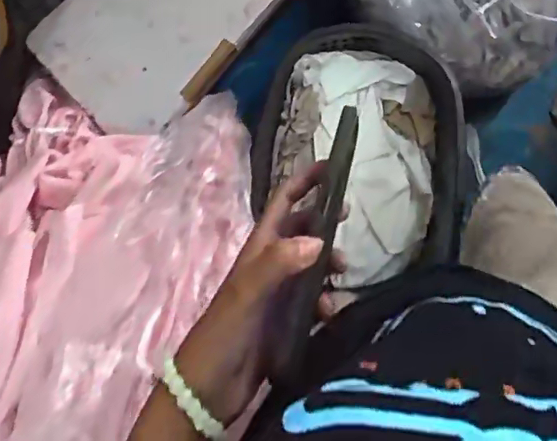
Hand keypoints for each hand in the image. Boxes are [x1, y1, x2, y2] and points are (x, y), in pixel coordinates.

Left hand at [167, 160, 346, 421]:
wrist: (208, 390)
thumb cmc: (225, 331)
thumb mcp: (249, 291)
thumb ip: (280, 262)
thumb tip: (318, 240)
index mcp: (261, 248)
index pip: (284, 202)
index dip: (303, 180)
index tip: (328, 164)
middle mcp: (272, 263)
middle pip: (303, 229)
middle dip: (324, 220)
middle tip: (348, 217)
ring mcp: (280, 291)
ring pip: (313, 263)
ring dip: (329, 262)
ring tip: (343, 271)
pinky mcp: (287, 319)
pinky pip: (315, 299)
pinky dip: (327, 299)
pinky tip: (332, 310)